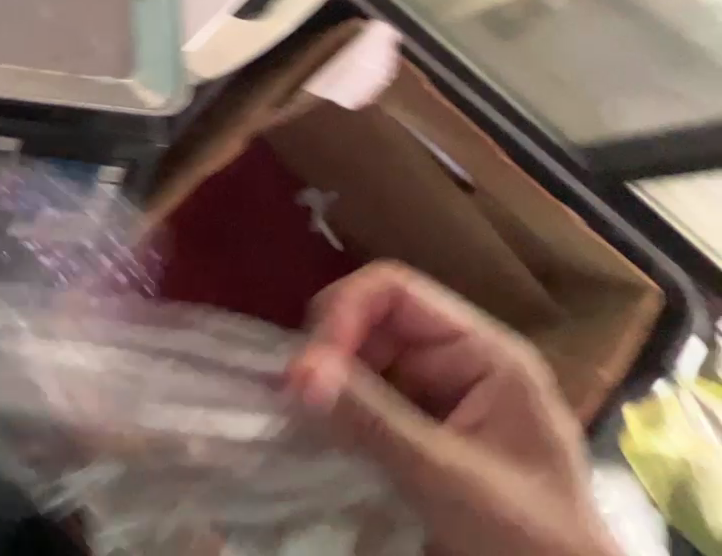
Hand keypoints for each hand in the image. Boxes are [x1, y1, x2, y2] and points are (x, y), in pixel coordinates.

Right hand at [286, 262, 618, 555]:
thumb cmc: (528, 537)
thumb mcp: (450, 478)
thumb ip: (372, 419)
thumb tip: (293, 370)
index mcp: (484, 352)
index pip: (392, 290)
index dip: (343, 310)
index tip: (312, 363)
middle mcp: (453, 357)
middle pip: (363, 318)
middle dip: (326, 351)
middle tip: (298, 395)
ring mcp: (431, 388)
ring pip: (351, 353)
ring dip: (322, 379)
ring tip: (304, 415)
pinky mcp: (409, 419)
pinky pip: (353, 390)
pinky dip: (328, 403)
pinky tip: (318, 428)